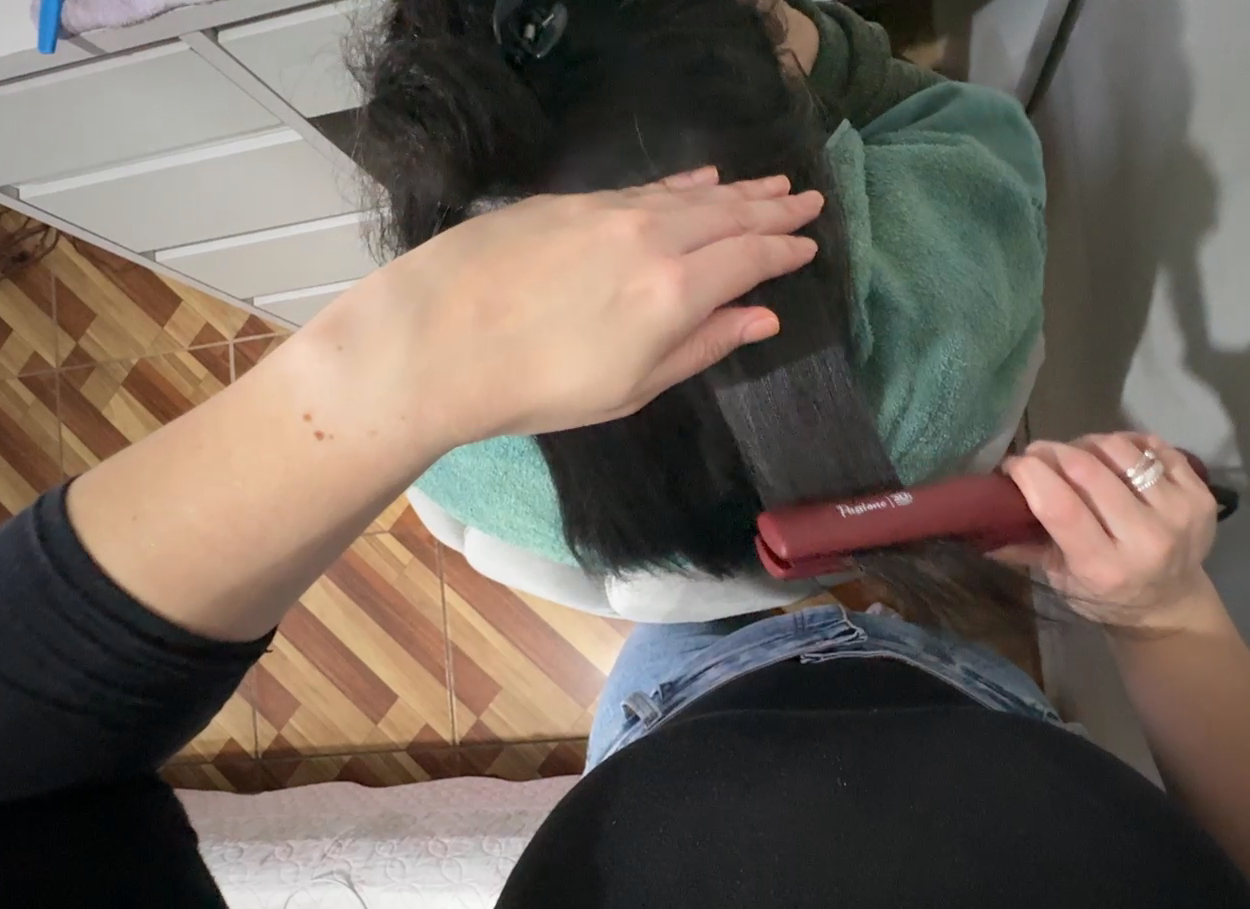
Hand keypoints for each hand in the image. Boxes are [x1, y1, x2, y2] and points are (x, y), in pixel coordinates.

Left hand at [302, 168, 823, 454]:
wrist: (439, 343)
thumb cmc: (543, 388)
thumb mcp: (635, 387)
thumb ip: (703, 346)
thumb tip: (762, 319)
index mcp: (676, 290)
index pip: (750, 258)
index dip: (785, 251)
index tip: (809, 245)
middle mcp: (652, 237)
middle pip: (727, 214)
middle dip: (773, 208)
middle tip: (806, 199)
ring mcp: (608, 210)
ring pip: (688, 194)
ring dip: (733, 190)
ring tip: (768, 184)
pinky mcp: (569, 201)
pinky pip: (644, 187)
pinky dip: (680, 184)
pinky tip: (698, 180)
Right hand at [996, 432, 1223, 632]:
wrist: (1170, 603)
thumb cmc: (1102, 594)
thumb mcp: (1058, 580)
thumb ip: (1022, 549)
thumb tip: (974, 522)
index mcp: (1103, 567)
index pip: (1061, 506)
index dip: (1031, 475)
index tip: (1013, 465)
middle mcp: (1146, 540)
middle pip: (1089, 472)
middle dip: (1053, 452)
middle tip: (1038, 454)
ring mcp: (1179, 514)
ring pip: (1122, 451)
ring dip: (1089, 444)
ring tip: (1076, 454)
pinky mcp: (1201, 495)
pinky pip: (1156, 448)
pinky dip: (1128, 444)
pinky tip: (1114, 457)